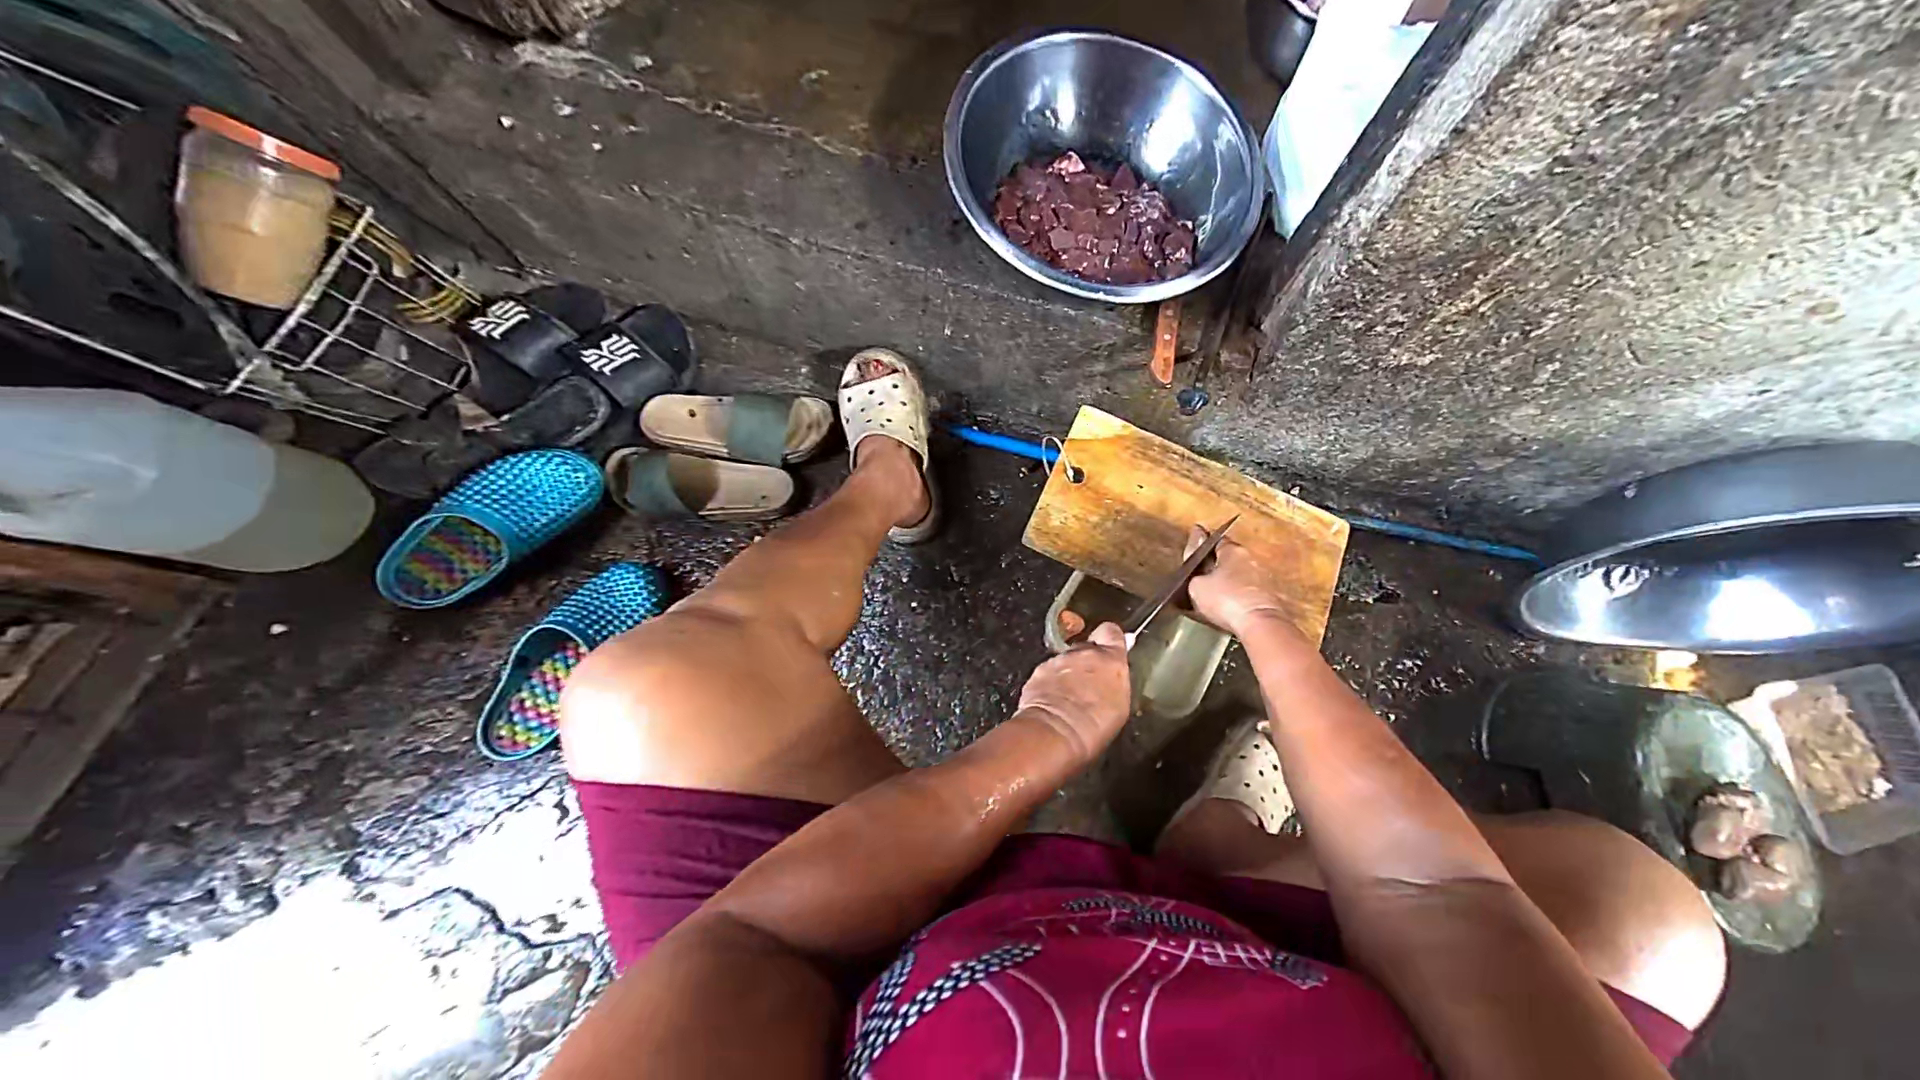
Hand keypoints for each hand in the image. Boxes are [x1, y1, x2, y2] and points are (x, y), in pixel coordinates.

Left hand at [1015, 622, 1130, 760]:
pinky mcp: (1039, 671)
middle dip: (1088, 662)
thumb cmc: (1095, 725)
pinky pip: (1048, 672)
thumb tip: (1118, 663)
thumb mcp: (1120, 704)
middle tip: (1090, 684)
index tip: (1111, 650)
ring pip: (1066, 660)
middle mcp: (1082, 653)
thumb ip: (1118, 676)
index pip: (1111, 632)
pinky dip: (1051, 682)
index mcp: (1109, 659)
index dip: (1110, 639)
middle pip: (1087, 648)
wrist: (1056, 733)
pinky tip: (1054, 701)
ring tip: (1071, 698)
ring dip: (1069, 673)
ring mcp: (1058, 660)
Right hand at [1184, 527, 1293, 637]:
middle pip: (1228, 557)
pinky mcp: (1269, 596)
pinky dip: (1236, 594)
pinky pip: (1246, 590)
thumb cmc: (1226, 599)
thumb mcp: (1196, 586)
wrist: (1259, 624)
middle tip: (1200, 572)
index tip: (1194, 546)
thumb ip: (1193, 574)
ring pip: (1239, 574)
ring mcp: (1262, 578)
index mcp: (1233, 550)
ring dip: (1227, 580)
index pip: (1214, 540)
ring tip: (1212, 592)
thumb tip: (1196, 572)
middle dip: (1216, 563)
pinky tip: (1227, 604)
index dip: (1202, 544)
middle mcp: (1250, 559)